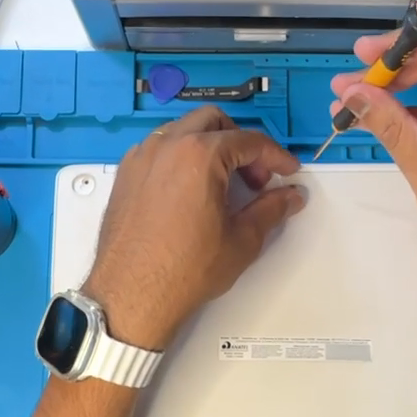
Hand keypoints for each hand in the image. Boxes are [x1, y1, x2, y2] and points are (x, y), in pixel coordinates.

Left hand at [82, 106, 305, 349]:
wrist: (132, 295)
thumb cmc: (185, 270)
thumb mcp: (242, 239)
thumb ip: (271, 209)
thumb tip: (291, 196)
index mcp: (200, 154)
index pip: (249, 141)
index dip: (276, 156)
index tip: (287, 172)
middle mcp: (167, 145)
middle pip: (214, 122)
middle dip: (241, 143)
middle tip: (255, 177)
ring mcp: (142, 157)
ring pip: (183, 130)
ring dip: (209, 146)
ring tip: (223, 184)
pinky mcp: (126, 174)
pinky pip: (159, 149)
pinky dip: (181, 157)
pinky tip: (191, 190)